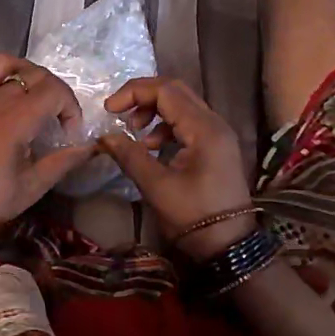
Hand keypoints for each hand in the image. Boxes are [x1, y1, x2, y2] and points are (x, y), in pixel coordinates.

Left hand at [0, 54, 97, 234]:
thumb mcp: (35, 184)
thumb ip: (65, 160)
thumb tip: (92, 147)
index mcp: (15, 120)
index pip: (55, 90)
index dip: (70, 107)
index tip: (69, 131)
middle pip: (34, 73)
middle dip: (55, 91)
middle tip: (57, 117)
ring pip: (5, 62)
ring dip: (25, 72)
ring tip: (31, 95)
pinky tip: (3, 97)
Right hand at [97, 77, 256, 260]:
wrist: (229, 245)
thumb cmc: (193, 215)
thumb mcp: (156, 186)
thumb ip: (130, 155)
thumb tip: (104, 137)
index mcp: (204, 128)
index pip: (166, 90)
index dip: (133, 93)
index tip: (109, 110)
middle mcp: (214, 123)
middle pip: (176, 92)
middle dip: (143, 98)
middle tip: (118, 113)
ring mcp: (218, 135)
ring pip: (182, 106)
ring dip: (154, 112)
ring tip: (134, 133)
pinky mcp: (216, 147)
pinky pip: (188, 123)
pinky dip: (166, 127)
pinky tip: (151, 147)